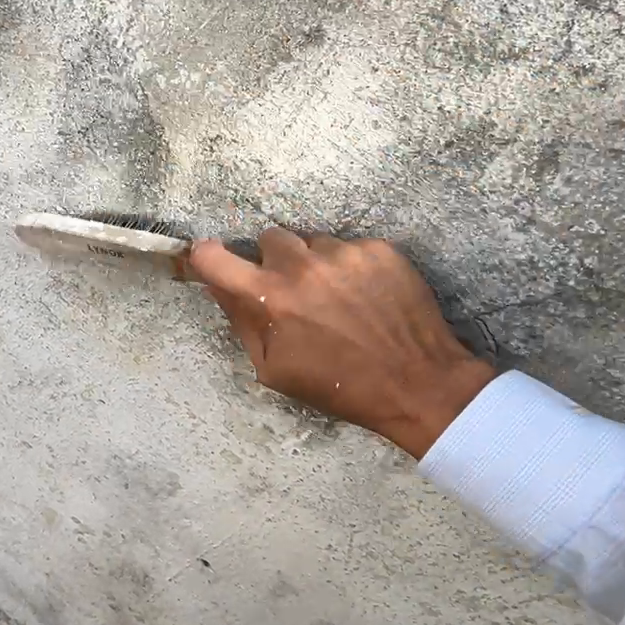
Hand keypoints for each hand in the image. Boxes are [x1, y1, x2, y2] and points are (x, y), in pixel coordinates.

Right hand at [190, 228, 495, 458]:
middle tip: (293, 291)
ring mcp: (343, 253)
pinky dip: (351, 266)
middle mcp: (302, 265)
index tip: (210, 258)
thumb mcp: (274, 368)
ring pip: (312, 241)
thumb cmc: (340, 385)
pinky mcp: (378, 250)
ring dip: (314, 263)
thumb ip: (240, 321)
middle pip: (269, 238)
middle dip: (274, 261)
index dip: (205, 256)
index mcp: (270, 298)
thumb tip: (215, 286)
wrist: (420, 383)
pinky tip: (365, 295)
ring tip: (337, 297)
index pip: (213, 257)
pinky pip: (349, 246)